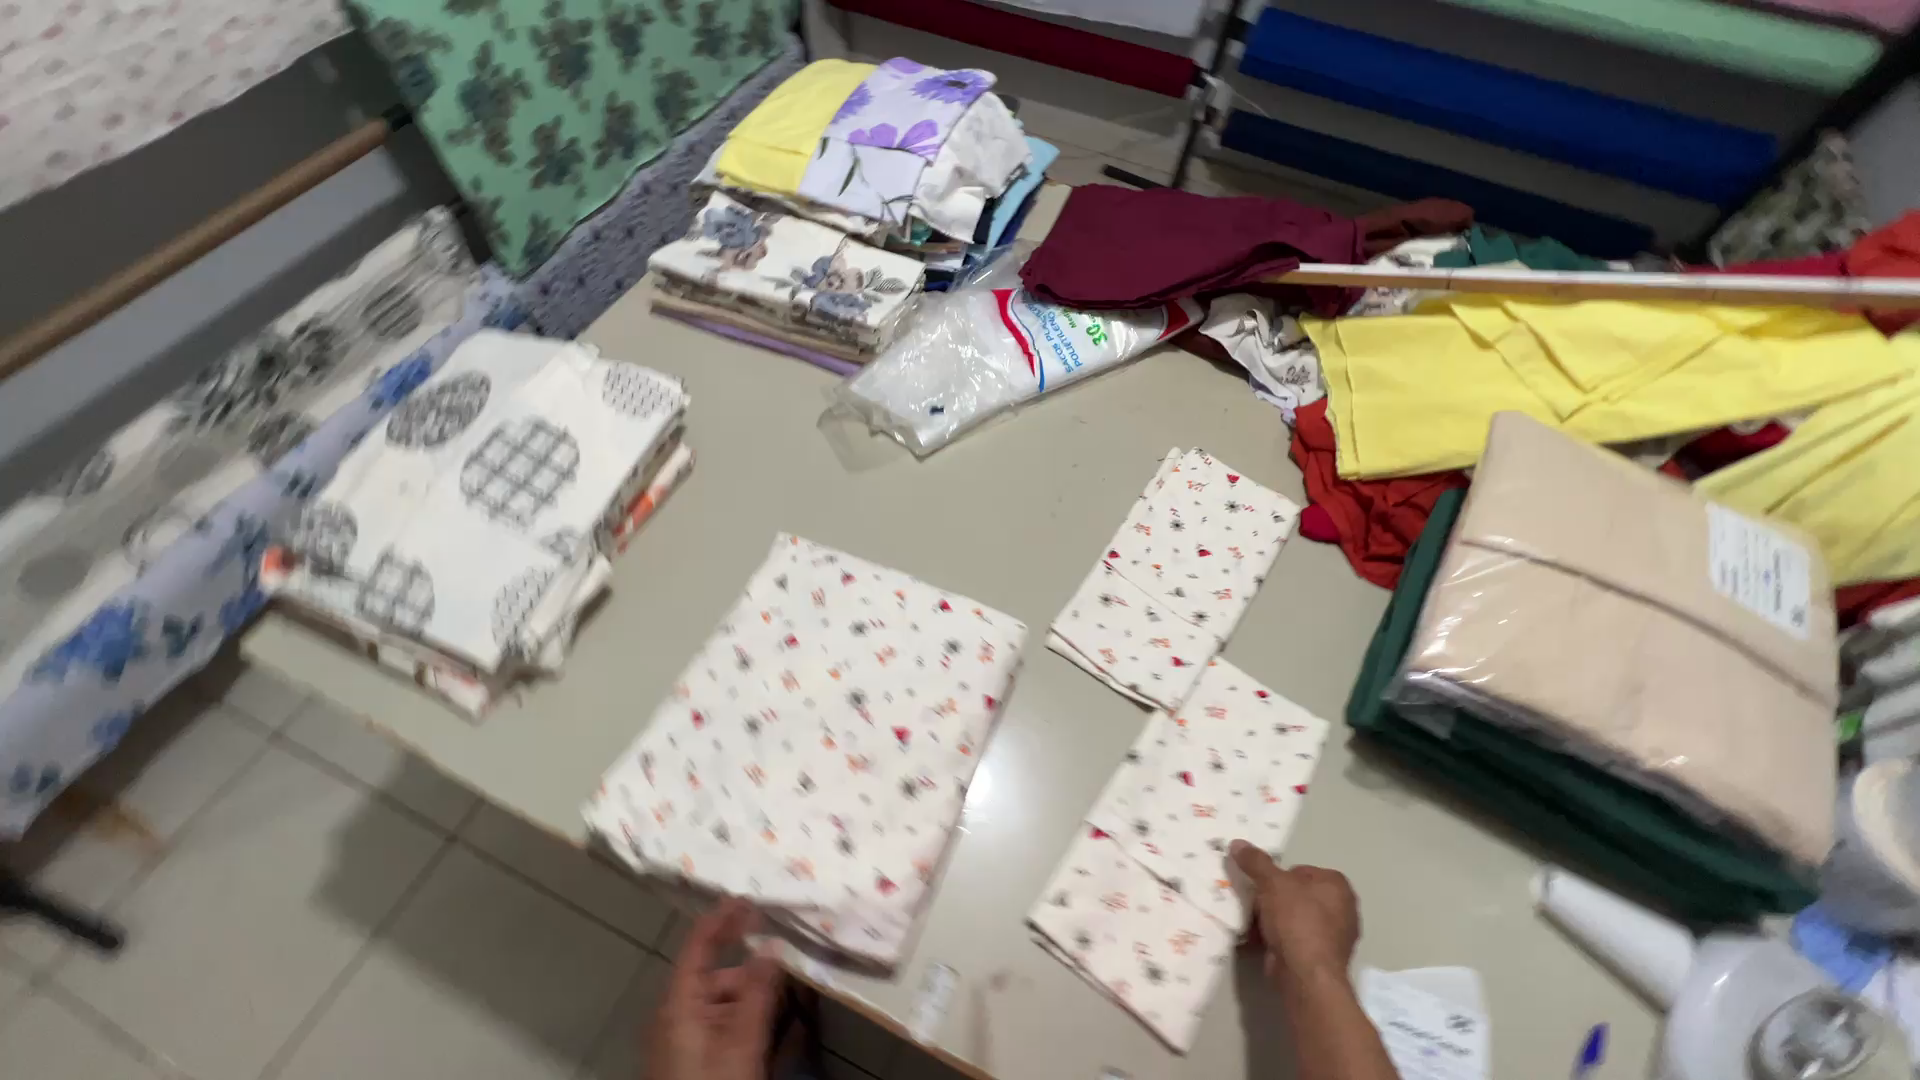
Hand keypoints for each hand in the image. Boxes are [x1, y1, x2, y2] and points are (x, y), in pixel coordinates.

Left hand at [648, 899, 783, 1079]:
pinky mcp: (692, 1060)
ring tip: (787, 1000)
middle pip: (716, 974)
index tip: (751, 897)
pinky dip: (745, 1018)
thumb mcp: (742, 1040)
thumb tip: (772, 945)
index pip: (699, 943)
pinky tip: (772, 1027)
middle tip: (786, 961)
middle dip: (751, 967)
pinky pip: (721, 1024)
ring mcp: (682, 1039)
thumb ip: (759, 990)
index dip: (723, 917)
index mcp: (679, 1002)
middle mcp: (676, 1014)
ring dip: (753, 995)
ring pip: (723, 1001)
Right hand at [1230, 839, 1360, 984]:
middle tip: (1254, 901)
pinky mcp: (1321, 959)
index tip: (1262, 885)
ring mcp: (1334, 938)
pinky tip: (1258, 940)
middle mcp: (1343, 910)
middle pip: (1297, 894)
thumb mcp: (1271, 882)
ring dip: (1273, 919)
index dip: (1279, 876)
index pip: (1302, 870)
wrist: (1305, 975)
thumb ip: (1255, 861)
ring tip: (1252, 921)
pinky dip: (1277, 938)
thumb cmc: (1296, 920)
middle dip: (1274, 898)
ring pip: (1294, 918)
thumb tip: (1237, 843)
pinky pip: (1294, 940)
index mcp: (1338, 887)